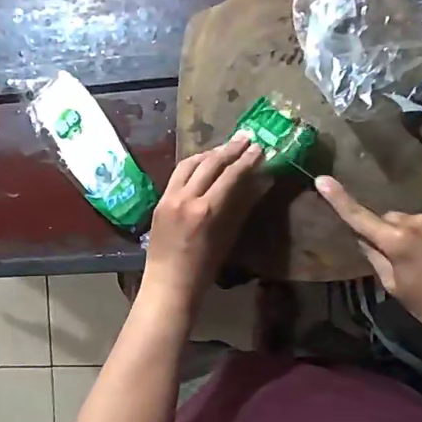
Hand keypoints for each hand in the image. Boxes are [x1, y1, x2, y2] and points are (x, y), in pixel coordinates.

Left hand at [144, 134, 269, 305]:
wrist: (169, 283)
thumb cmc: (204, 267)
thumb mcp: (229, 236)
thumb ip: (242, 205)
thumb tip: (261, 181)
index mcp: (205, 209)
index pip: (230, 175)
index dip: (247, 159)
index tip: (260, 147)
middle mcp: (184, 198)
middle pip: (208, 164)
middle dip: (228, 150)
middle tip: (245, 139)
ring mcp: (168, 199)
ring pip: (188, 165)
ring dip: (207, 154)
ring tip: (224, 148)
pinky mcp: (159, 202)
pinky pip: (176, 177)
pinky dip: (191, 166)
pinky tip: (203, 165)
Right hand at [315, 175, 421, 344]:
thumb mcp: (397, 288)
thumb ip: (377, 260)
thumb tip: (365, 241)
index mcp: (397, 239)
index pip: (358, 216)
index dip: (338, 198)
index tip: (321, 179)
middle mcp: (417, 223)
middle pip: (385, 219)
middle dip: (380, 233)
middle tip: (388, 261)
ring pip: (406, 224)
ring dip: (402, 237)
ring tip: (415, 266)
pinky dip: (420, 240)